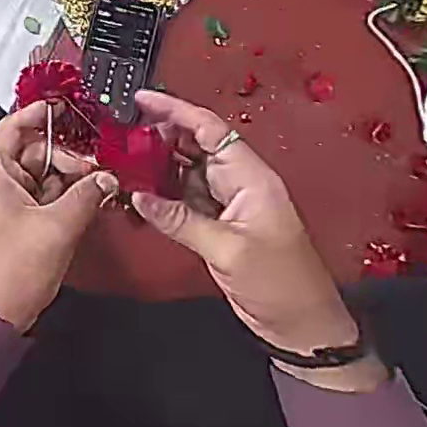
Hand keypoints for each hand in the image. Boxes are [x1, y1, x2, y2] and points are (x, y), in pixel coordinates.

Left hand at [0, 102, 118, 331]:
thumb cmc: (14, 268)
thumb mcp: (58, 225)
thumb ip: (87, 194)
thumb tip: (106, 176)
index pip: (12, 126)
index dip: (37, 113)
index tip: (64, 106)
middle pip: (36, 149)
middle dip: (67, 155)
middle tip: (96, 166)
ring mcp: (10, 198)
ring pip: (45, 171)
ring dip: (71, 176)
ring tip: (97, 186)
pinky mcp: (21, 215)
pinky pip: (46, 192)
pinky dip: (66, 193)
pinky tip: (88, 199)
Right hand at [128, 90, 384, 389]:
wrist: (303, 327)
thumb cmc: (278, 283)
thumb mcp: (227, 250)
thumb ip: (180, 220)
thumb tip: (139, 196)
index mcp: (249, 176)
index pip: (209, 128)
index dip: (174, 109)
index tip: (141, 99)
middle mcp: (238, 180)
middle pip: (195, 143)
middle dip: (160, 136)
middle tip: (123, 137)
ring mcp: (228, 200)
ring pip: (187, 169)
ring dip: (158, 165)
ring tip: (124, 161)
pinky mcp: (219, 221)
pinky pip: (186, 195)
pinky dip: (164, 192)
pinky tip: (140, 193)